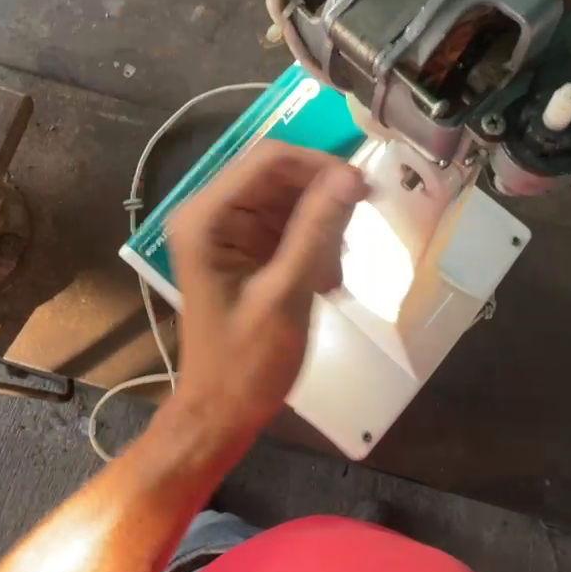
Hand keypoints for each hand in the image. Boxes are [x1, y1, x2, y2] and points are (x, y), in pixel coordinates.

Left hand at [165, 142, 367, 440]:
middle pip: (281, 176)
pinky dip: (314, 246)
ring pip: (291, 199)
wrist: (221, 412)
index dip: (320, 165)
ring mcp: (229, 230)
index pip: (269, 159)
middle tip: (352, 239)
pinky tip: (322, 282)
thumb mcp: (285, 294)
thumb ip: (316, 230)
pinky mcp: (246, 249)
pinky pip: (290, 225)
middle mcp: (212, 212)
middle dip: (322, 201)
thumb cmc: (245, 363)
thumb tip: (351, 176)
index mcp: (206, 217)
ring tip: (330, 275)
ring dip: (321, 229)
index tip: (364, 192)